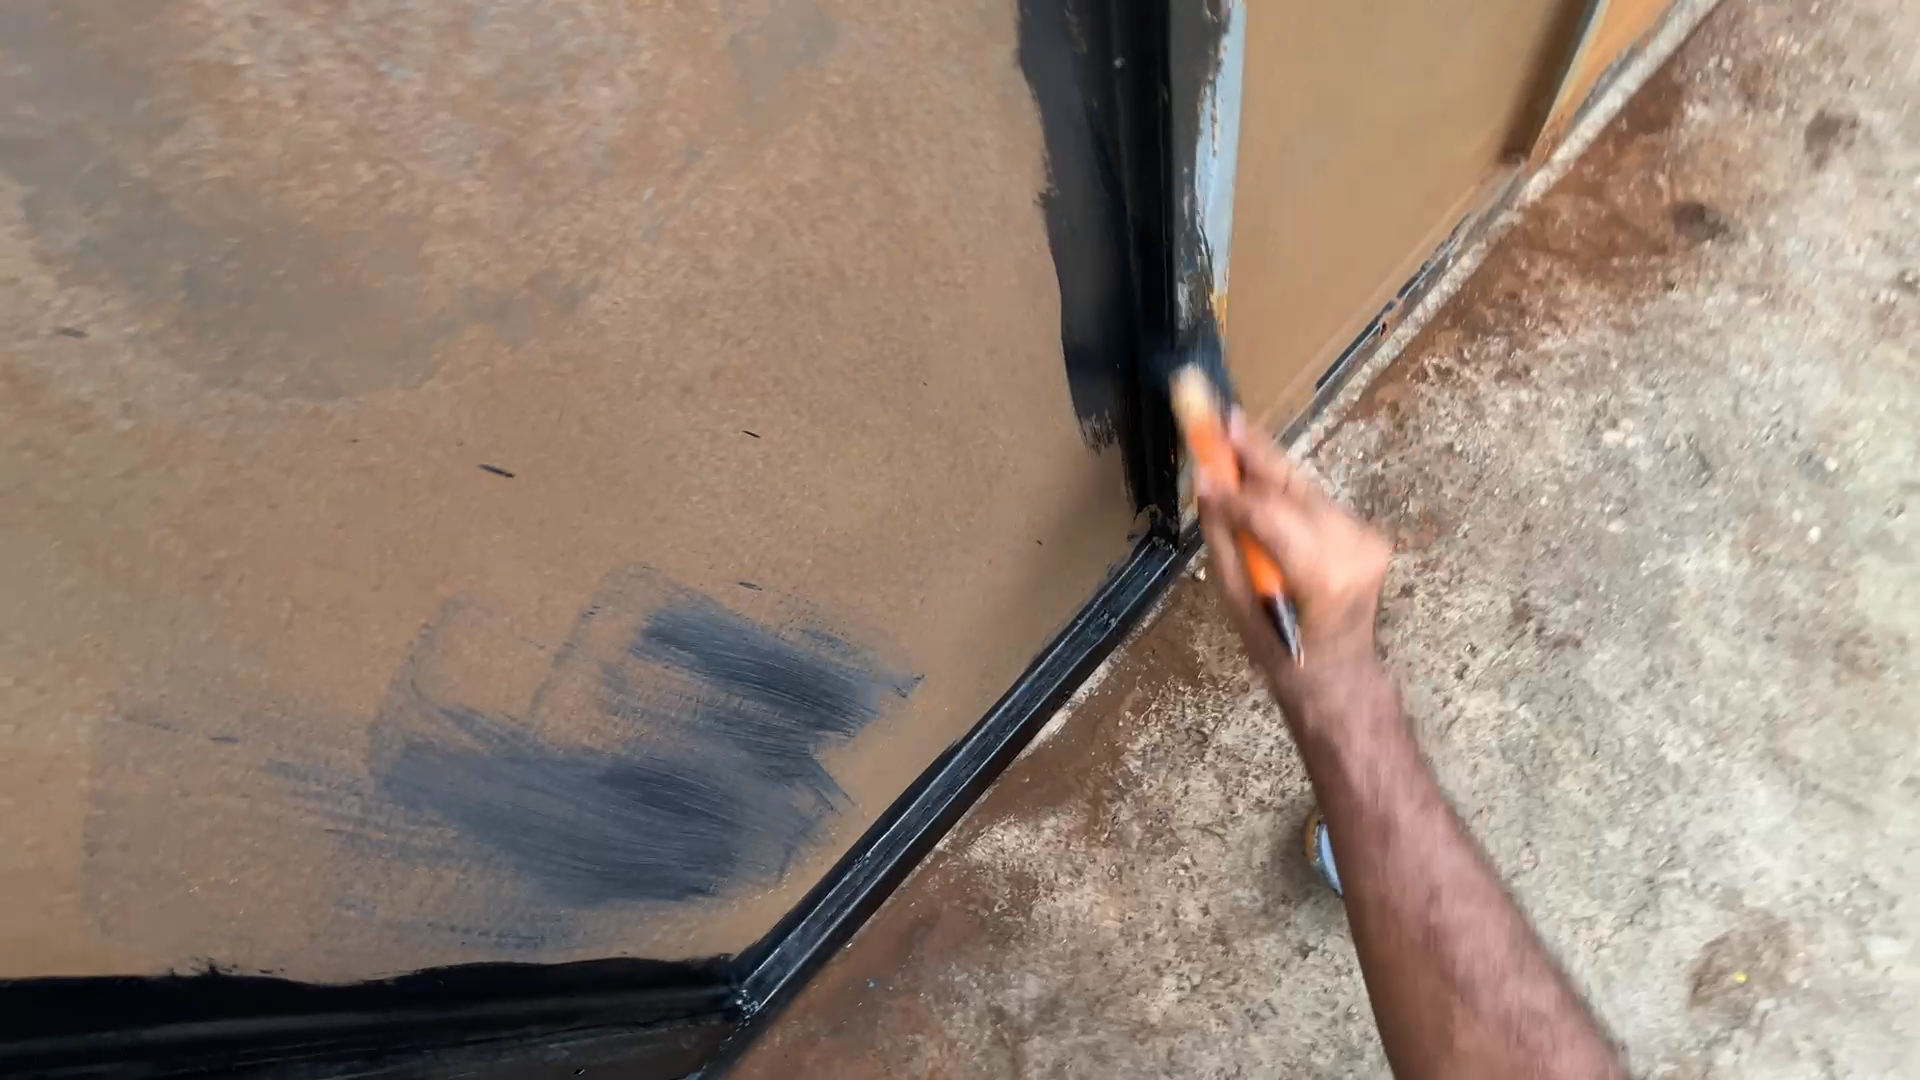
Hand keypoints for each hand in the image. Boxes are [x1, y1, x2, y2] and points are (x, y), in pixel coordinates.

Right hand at [1194, 419, 1393, 715]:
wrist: (1336, 672)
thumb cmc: (1278, 648)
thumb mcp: (1236, 600)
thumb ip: (1223, 538)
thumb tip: (1207, 484)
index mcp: (1321, 573)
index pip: (1269, 512)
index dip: (1233, 483)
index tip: (1204, 449)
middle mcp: (1352, 547)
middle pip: (1292, 487)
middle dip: (1256, 453)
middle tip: (1224, 417)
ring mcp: (1366, 538)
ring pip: (1305, 489)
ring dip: (1268, 470)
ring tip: (1234, 443)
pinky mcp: (1369, 533)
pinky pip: (1315, 502)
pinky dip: (1285, 491)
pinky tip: (1260, 482)